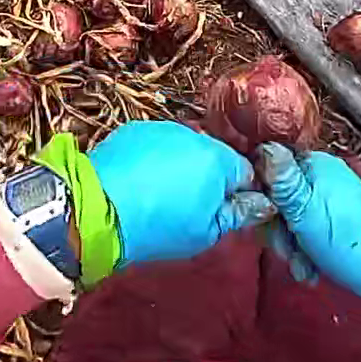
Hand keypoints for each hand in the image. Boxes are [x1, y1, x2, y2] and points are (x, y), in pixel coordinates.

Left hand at [74, 121, 274, 277]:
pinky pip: (159, 143)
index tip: (224, 209)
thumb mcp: (205, 232)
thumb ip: (238, 214)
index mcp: (218, 160)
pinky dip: (157, 158)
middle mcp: (195, 136)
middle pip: (215, 156)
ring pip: (187, 147)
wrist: (98, 208)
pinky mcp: (138, 129)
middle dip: (209, 177)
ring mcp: (164, 129)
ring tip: (163, 194)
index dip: (238, 193)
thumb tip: (263, 204)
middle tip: (192, 206)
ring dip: (183, 165)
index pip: (246, 172)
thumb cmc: (157, 225)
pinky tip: (144, 180)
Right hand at [257, 143, 360, 361]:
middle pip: (278, 195)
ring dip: (291, 245)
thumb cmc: (350, 242)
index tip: (263, 222)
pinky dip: (307, 251)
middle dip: (277, 227)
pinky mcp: (340, 222)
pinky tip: (312, 271)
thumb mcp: (306, 211)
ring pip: (292, 218)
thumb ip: (281, 180)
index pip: (268, 167)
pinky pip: (309, 231)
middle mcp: (323, 175)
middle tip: (287, 250)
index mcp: (314, 164)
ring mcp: (333, 199)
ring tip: (304, 267)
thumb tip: (261, 145)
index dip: (260, 195)